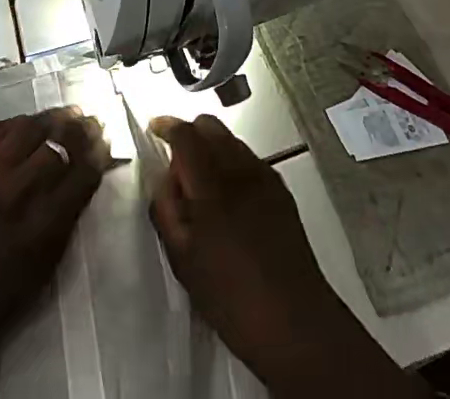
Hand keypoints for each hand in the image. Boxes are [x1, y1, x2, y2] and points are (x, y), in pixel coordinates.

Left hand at [0, 108, 109, 347]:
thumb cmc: (1, 290)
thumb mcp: (46, 259)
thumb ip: (66, 214)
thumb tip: (84, 172)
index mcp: (43, 224)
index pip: (80, 175)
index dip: (97, 154)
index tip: (106, 140)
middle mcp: (15, 192)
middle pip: (55, 146)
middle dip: (78, 130)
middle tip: (90, 119)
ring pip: (24, 131)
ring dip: (49, 119)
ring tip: (66, 113)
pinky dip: (15, 124)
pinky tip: (28, 121)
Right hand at [149, 115, 425, 397]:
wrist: (297, 325)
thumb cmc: (230, 296)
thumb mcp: (181, 257)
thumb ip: (165, 208)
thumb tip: (164, 178)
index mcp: (212, 188)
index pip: (186, 135)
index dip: (166, 125)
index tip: (153, 128)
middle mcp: (241, 173)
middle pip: (211, 126)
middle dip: (189, 132)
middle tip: (176, 161)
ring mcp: (266, 180)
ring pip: (232, 139)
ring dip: (211, 145)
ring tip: (201, 180)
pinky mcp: (283, 193)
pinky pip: (251, 158)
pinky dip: (233, 160)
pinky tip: (228, 193)